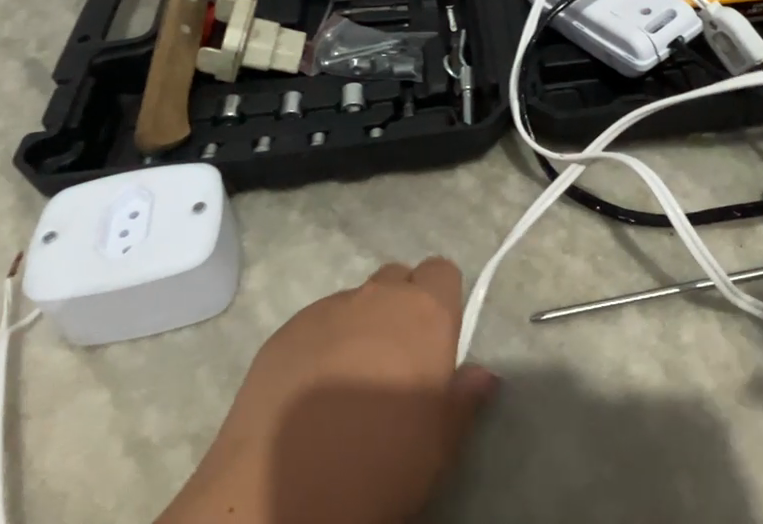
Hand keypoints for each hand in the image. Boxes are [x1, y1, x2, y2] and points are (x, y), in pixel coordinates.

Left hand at [158, 257, 496, 523]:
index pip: (442, 271)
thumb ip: (463, 398)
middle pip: (397, 279)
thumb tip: (482, 374)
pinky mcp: (281, 334)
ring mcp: (323, 312)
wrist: (280, 490)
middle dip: (402, 308)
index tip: (438, 340)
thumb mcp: (440, 443)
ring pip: (354, 303)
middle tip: (399, 362)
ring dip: (361, 327)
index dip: (442, 300)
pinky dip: (322, 345)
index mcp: (423, 314)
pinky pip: (315, 325)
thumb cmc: (381, 462)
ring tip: (350, 383)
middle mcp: (374, 298)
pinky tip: (312, 392)